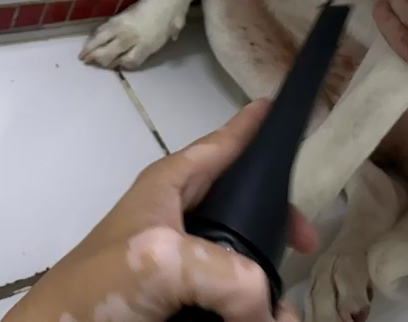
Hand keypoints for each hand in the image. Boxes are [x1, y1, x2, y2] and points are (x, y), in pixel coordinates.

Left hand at [6, 100, 317, 321]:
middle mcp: (178, 219)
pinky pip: (234, 302)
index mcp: (169, 188)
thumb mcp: (162, 259)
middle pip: (242, 205)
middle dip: (277, 220)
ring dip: (270, 284)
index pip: (219, 145)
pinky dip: (256, 312)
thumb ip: (224, 270)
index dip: (250, 126)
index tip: (276, 105)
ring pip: (242, 263)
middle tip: (307, 243)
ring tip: (283, 312)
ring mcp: (180, 263)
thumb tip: (266, 304)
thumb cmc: (100, 287)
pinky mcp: (183, 302)